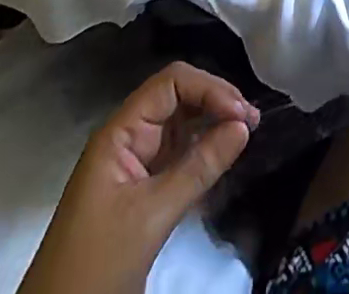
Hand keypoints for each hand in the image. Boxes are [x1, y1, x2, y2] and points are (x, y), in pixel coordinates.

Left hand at [19, 62, 260, 293]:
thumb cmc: (97, 262)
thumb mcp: (152, 214)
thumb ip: (200, 167)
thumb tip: (244, 126)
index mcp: (120, 135)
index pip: (170, 84)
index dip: (209, 89)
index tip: (240, 114)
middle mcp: (130, 138)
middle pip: (179, 96)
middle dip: (217, 99)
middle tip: (251, 121)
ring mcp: (138, 160)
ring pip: (183, 120)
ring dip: (216, 119)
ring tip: (247, 130)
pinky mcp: (147, 183)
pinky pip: (183, 148)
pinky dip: (208, 143)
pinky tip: (227, 150)